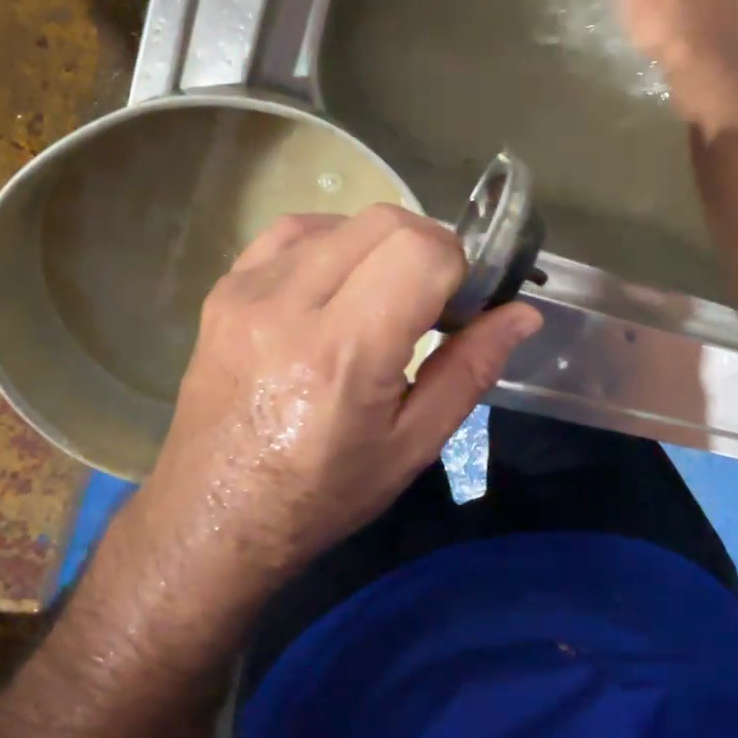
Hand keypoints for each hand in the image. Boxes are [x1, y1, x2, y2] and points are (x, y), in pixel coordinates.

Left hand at [129, 205, 542, 601]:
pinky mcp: (225, 288)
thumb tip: (523, 314)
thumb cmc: (323, 493)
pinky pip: (294, 231)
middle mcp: (290, 306)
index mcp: (344, 353)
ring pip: (344, 221)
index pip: (421, 253)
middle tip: (434, 301)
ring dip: (383, 246)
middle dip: (430, 249)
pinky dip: (334, 242)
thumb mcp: (413, 446)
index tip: (462, 307)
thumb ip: (470, 370)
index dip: (460, 268)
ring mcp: (248, 290)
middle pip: (386, 222)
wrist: (214, 516)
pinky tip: (340, 283)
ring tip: (385, 297)